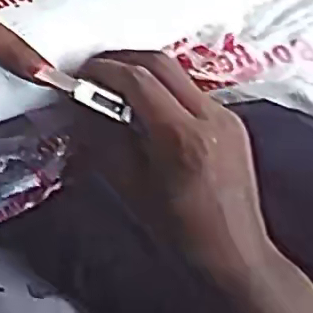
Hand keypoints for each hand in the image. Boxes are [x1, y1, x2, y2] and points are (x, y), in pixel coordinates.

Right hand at [78, 50, 275, 277]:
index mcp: (182, 136)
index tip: (78, 75)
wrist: (234, 253)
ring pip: (174, 72)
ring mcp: (226, 117)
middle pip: (159, 63)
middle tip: (92, 72)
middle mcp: (211, 118)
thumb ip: (103, 134)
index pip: (137, 79)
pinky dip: (158, 85)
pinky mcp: (231, 121)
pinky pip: (186, 88)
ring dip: (139, 70)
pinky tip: (140, 104)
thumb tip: (81, 101)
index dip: (101, 70)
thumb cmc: (175, 225)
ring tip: (112, 86)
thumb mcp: (126, 179)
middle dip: (119, 60)